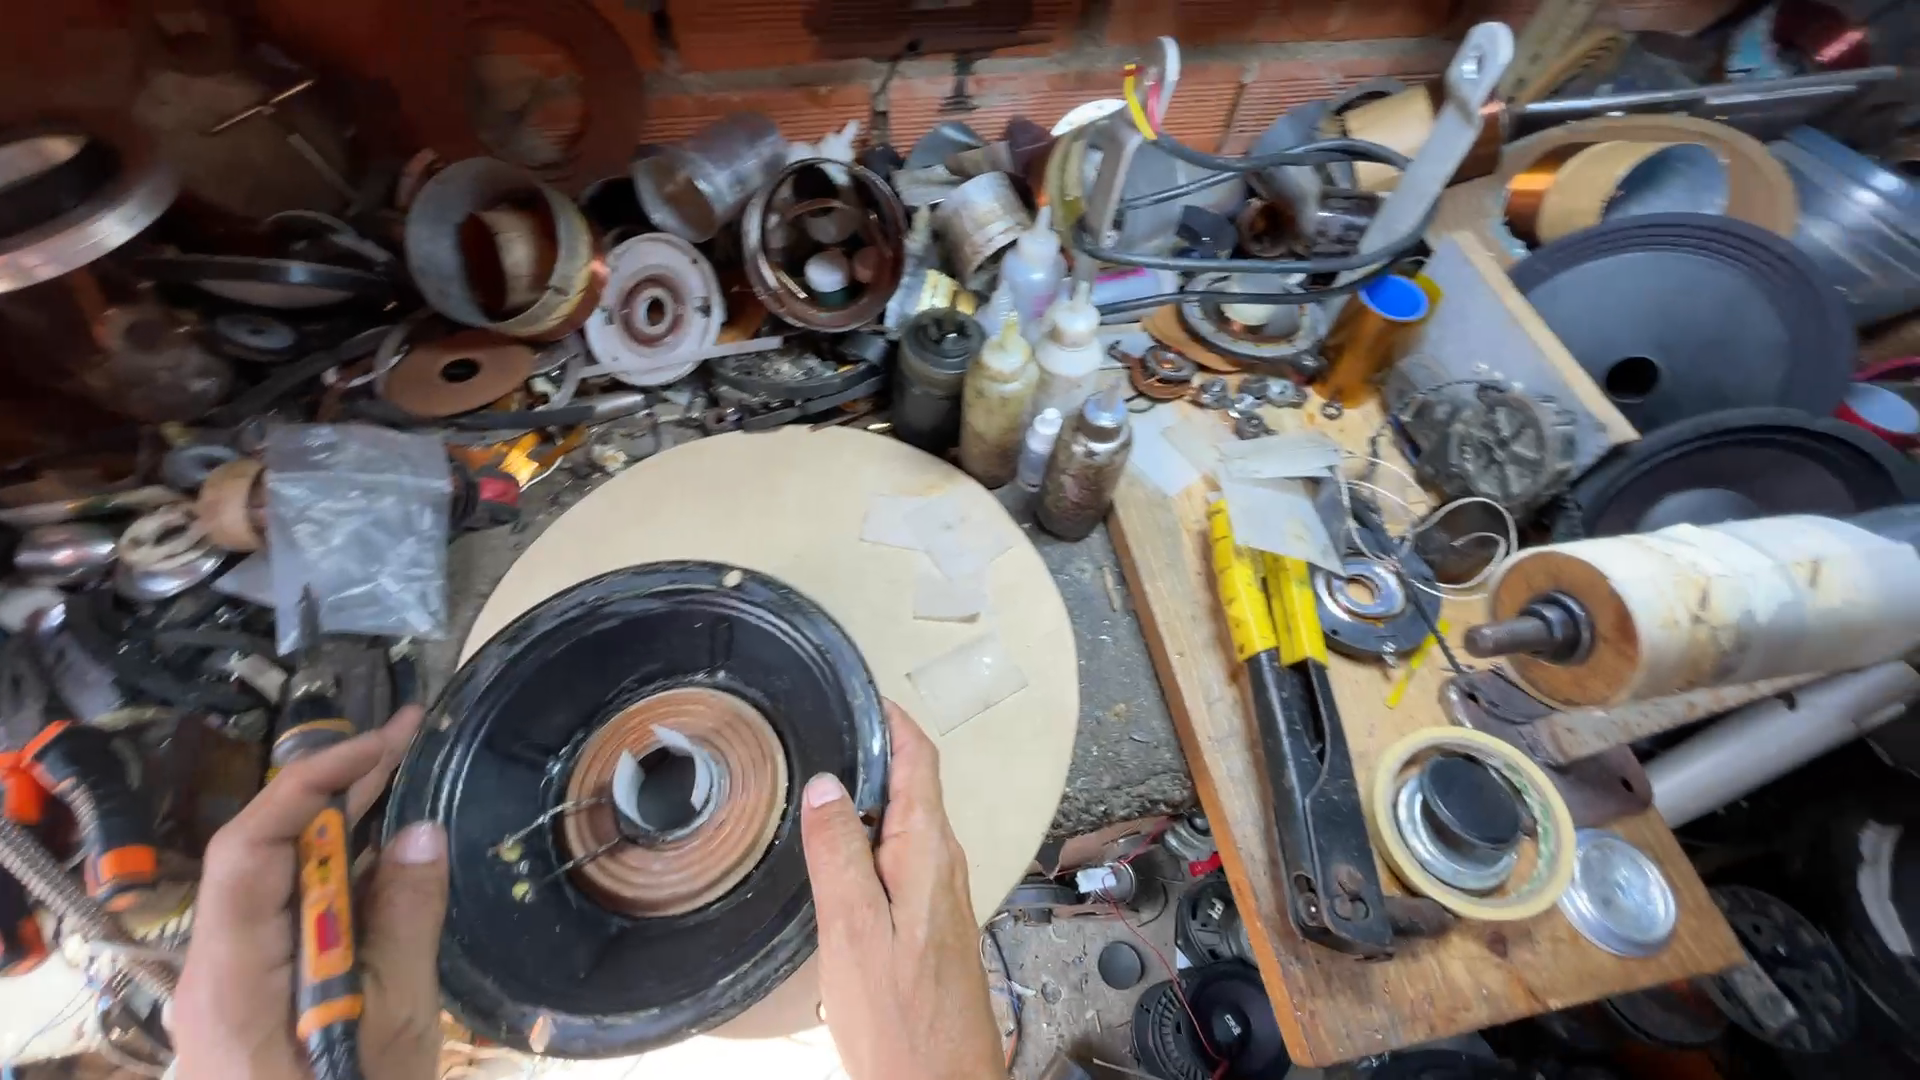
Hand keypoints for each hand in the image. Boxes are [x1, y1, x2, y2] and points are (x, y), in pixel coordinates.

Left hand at [172, 706, 446, 1079]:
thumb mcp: (393, 1022)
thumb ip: (404, 924)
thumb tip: (421, 831)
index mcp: (236, 974)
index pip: (249, 850)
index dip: (310, 784)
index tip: (384, 745)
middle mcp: (223, 965)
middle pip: (266, 851)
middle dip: (335, 784)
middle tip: (409, 733)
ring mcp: (242, 977)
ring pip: (285, 876)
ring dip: (345, 819)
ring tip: (406, 766)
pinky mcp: (265, 988)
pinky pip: (302, 909)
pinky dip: (349, 864)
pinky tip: (391, 843)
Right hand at [800, 701, 1004, 1079]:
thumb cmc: (898, 1012)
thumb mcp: (854, 929)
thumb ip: (840, 852)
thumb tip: (827, 783)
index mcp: (928, 848)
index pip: (919, 758)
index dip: (893, 719)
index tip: (857, 693)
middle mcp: (943, 856)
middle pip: (913, 781)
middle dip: (874, 749)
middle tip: (822, 732)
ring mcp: (940, 885)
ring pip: (906, 815)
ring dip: (871, 790)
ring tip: (820, 778)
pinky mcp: (930, 911)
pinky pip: (901, 848)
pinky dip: (871, 829)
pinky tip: (838, 843)